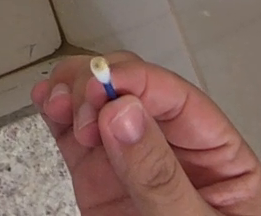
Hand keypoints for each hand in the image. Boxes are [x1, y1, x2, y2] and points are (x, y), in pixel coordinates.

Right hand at [32, 53, 260, 215]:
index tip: (101, 90)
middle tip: (76, 112)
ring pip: (97, 98)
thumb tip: (122, 112)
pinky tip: (43, 101)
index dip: (135, 82)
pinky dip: (54, 107)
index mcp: (217, 159)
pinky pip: (73, 128)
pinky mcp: (96, 174)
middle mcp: (172, 149)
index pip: (175, 99)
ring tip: (53, 104)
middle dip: (96, 86)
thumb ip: (159, 178)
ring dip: (69, 89)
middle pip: (132, 87)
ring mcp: (130, 159)